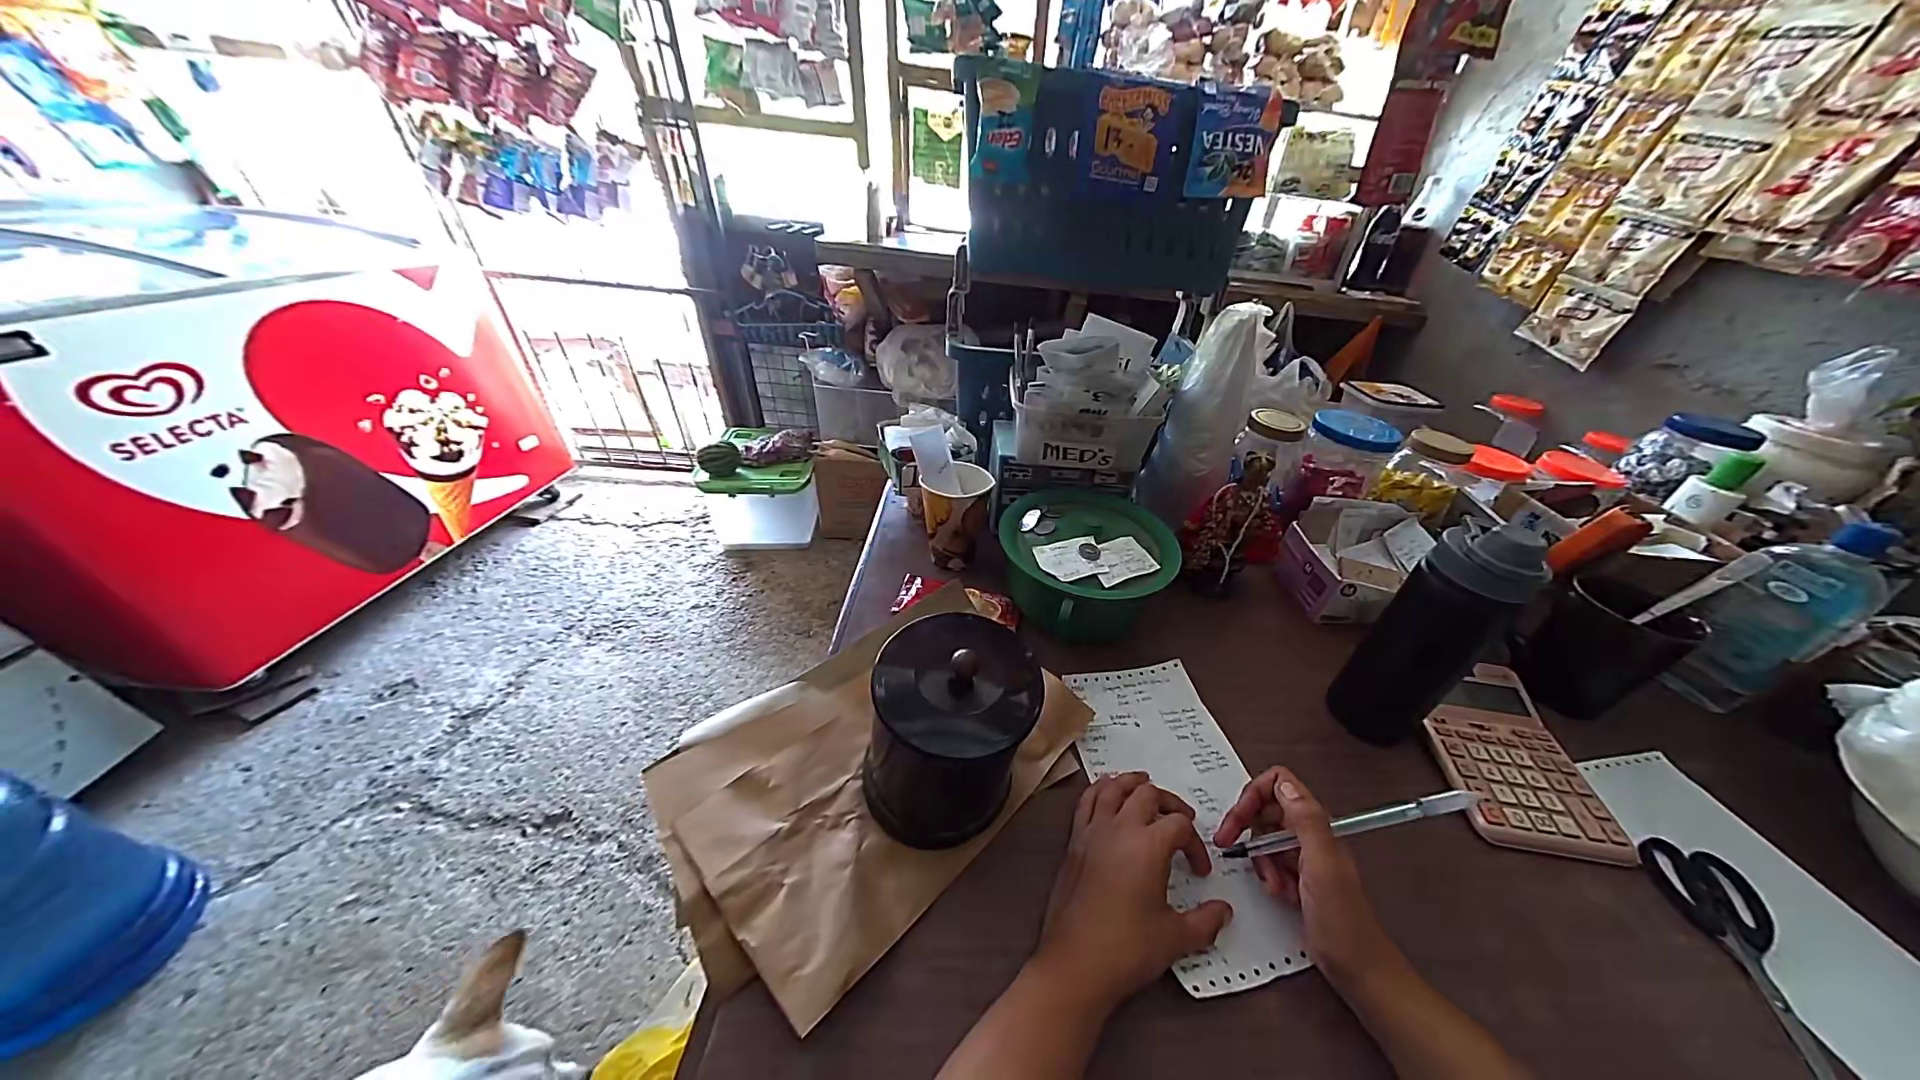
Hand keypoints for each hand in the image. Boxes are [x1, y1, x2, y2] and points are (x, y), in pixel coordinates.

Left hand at [1034, 772, 1233, 1010]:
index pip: (1179, 825)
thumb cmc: (1126, 948)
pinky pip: (1086, 802)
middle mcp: (1119, 829)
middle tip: (1180, 818)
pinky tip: (1106, 792)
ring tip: (1144, 784)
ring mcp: (1092, 832)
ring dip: (1131, 782)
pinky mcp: (1074, 841)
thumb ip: (1206, 921)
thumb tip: (1223, 911)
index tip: (1199, 868)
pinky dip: (1099, 790)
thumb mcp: (1176, 937)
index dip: (1195, 844)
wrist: (1076, 962)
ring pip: (1112, 788)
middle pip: (1147, 794)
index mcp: (1148, 845)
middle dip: (1169, 802)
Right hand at [1213, 766, 1398, 986]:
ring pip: (1264, 836)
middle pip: (1266, 808)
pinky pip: (1270, 860)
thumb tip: (1284, 783)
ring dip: (1260, 857)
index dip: (1254, 794)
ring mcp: (1304, 855)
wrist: (1360, 971)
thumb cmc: (1344, 924)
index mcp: (1317, 825)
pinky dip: (1267, 874)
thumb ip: (1306, 822)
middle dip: (1248, 827)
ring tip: (1272, 882)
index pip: (1280, 784)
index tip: (1239, 818)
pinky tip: (1278, 891)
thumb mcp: (1322, 867)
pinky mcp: (1297, 875)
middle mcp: (1310, 834)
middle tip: (1231, 844)